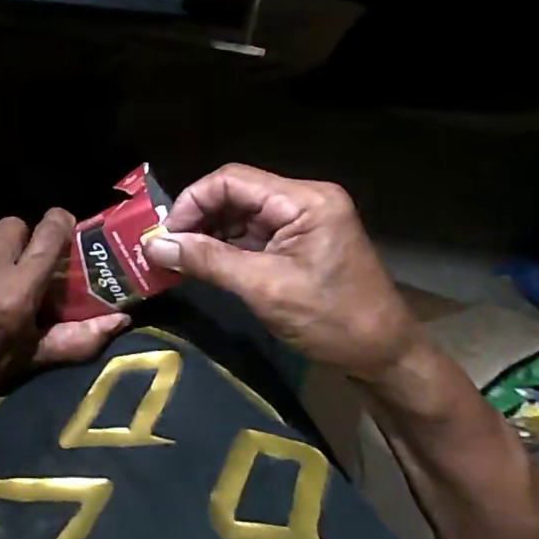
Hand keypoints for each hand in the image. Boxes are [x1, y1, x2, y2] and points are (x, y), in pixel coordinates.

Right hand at [142, 164, 419, 379]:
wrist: (385, 358)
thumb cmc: (331, 321)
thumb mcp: (263, 289)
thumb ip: (207, 260)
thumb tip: (153, 245)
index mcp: (304, 200)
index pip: (231, 180)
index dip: (192, 201)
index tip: (166, 235)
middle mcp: (303, 198)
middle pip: (233, 192)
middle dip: (197, 218)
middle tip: (165, 247)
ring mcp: (301, 219)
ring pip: (238, 212)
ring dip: (206, 233)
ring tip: (176, 257)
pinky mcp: (296, 239)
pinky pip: (249, 231)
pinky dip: (223, 246)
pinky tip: (201, 262)